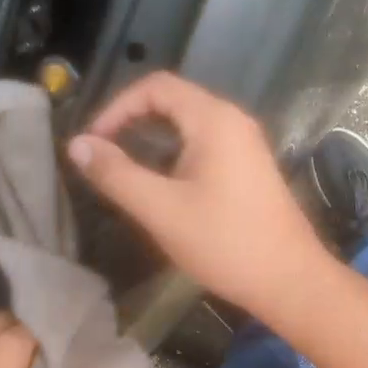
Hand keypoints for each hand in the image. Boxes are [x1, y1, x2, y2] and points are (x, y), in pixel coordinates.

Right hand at [66, 71, 333, 310]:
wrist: (291, 281)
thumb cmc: (224, 242)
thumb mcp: (160, 209)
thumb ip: (115, 174)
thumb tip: (77, 145)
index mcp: (213, 120)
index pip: (156, 87)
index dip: (117, 107)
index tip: (94, 141)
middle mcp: (232, 120)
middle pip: (172, 99)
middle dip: (131, 119)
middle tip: (102, 152)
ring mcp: (245, 142)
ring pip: (187, 121)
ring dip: (151, 136)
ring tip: (123, 167)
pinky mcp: (249, 165)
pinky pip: (203, 141)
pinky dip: (173, 150)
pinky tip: (160, 182)